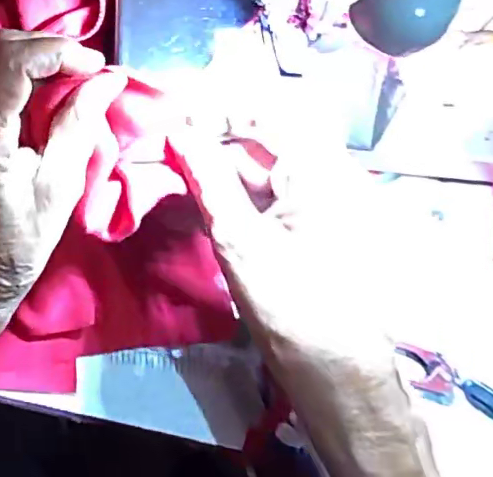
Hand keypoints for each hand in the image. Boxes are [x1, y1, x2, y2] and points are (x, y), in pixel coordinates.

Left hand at [0, 30, 124, 338]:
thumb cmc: (21, 238)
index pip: (12, 62)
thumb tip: (107, 79)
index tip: (95, 67)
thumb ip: (78, 125)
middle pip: (0, 48)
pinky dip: (24, 69)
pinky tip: (51, 87)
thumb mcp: (60, 187)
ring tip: (76, 76)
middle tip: (89, 70)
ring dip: (37, 55)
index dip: (57, 52)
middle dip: (49, 48)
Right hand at [174, 129, 438, 476]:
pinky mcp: (291, 228)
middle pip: (249, 143)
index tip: (173, 128)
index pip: (259, 115)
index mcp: (316, 172)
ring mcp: (304, 205)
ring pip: (245, 169)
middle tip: (157, 153)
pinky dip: (216, 194)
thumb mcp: (240, 237)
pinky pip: (249, 195)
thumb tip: (178, 132)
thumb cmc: (292, 303)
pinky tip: (184, 200)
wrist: (334, 378)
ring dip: (203, 170)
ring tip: (162, 175)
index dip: (213, 115)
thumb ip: (207, 177)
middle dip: (202, 145)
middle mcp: (315, 178)